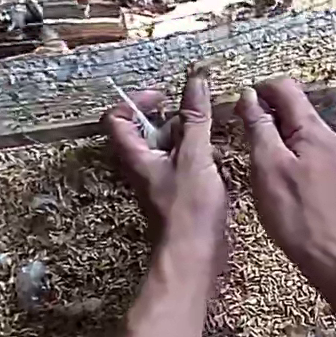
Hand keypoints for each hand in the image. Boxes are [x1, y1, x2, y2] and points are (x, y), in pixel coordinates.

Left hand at [104, 73, 228, 279]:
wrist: (194, 256)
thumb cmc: (189, 211)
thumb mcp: (194, 156)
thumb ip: (195, 118)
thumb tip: (196, 80)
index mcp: (136, 156)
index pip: (117, 118)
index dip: (137, 101)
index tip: (164, 96)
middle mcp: (143, 167)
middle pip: (150, 130)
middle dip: (176, 119)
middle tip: (198, 118)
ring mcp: (160, 181)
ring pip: (171, 148)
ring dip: (192, 140)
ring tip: (212, 144)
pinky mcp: (177, 194)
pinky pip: (185, 166)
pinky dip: (200, 159)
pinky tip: (218, 166)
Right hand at [237, 77, 335, 280]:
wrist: (327, 253)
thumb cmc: (295, 213)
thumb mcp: (268, 165)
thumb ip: (258, 127)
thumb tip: (248, 96)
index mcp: (313, 129)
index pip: (284, 88)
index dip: (257, 90)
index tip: (234, 107)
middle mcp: (325, 136)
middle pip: (291, 106)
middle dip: (262, 110)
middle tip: (236, 130)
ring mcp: (327, 155)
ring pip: (294, 129)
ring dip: (270, 131)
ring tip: (248, 150)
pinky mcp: (324, 174)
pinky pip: (299, 148)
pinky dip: (280, 149)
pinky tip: (266, 169)